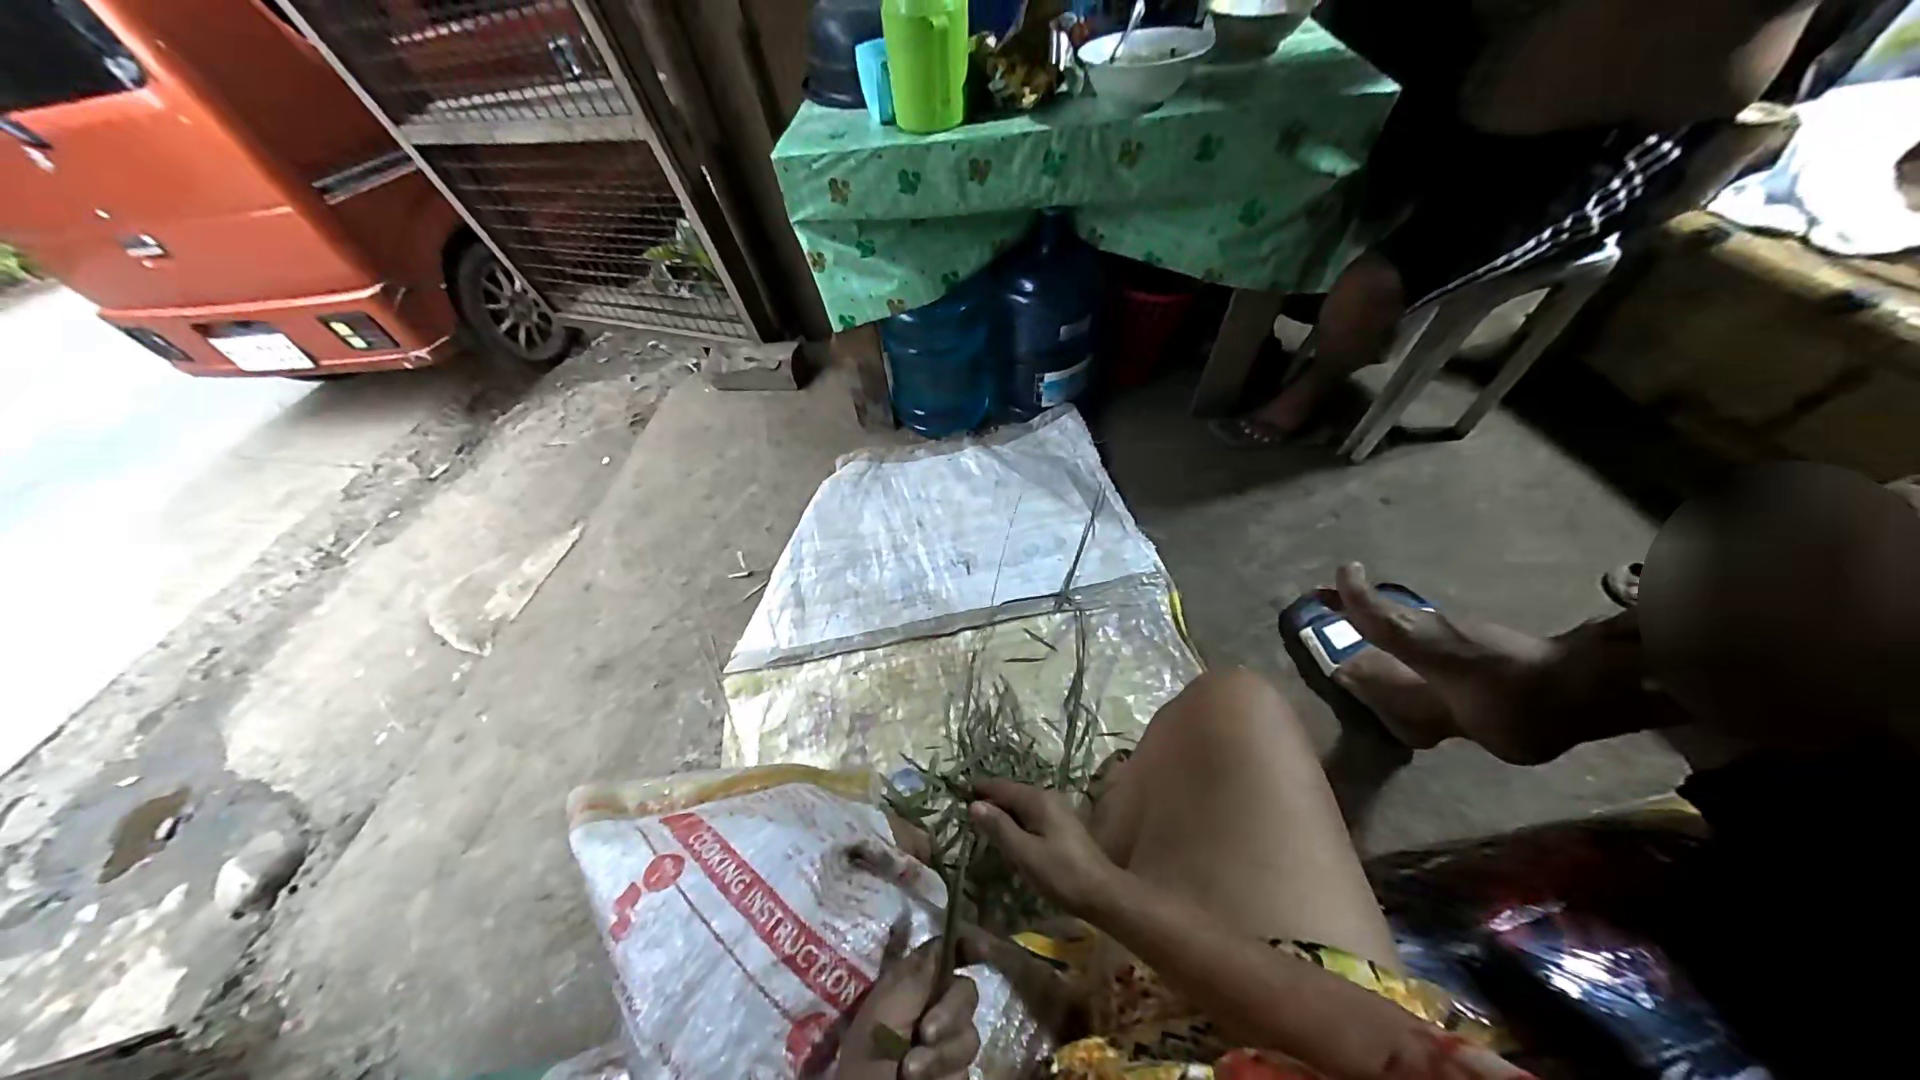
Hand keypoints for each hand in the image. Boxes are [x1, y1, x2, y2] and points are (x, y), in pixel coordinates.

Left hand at [837, 939, 979, 1079]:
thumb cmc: (868, 1053)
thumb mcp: (886, 1007)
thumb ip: (920, 973)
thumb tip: (951, 936)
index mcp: (914, 983)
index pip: (948, 952)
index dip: (968, 944)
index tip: (983, 950)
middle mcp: (934, 1006)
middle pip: (967, 991)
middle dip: (949, 1013)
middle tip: (926, 1033)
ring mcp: (946, 1043)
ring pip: (970, 1036)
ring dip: (941, 1055)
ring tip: (909, 1072)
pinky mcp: (953, 1075)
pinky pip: (966, 1071)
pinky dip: (945, 1078)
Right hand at [968, 779, 1118, 916]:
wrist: (1102, 893)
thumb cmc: (1061, 873)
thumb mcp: (1024, 853)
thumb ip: (999, 827)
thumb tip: (975, 804)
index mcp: (1038, 800)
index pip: (1002, 787)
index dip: (981, 789)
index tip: (960, 791)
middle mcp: (1049, 798)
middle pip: (1013, 794)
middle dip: (992, 800)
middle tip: (968, 810)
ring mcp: (1058, 811)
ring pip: (1023, 805)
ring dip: (1004, 812)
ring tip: (984, 823)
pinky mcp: (1063, 826)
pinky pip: (1033, 816)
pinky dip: (1017, 821)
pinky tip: (1010, 836)